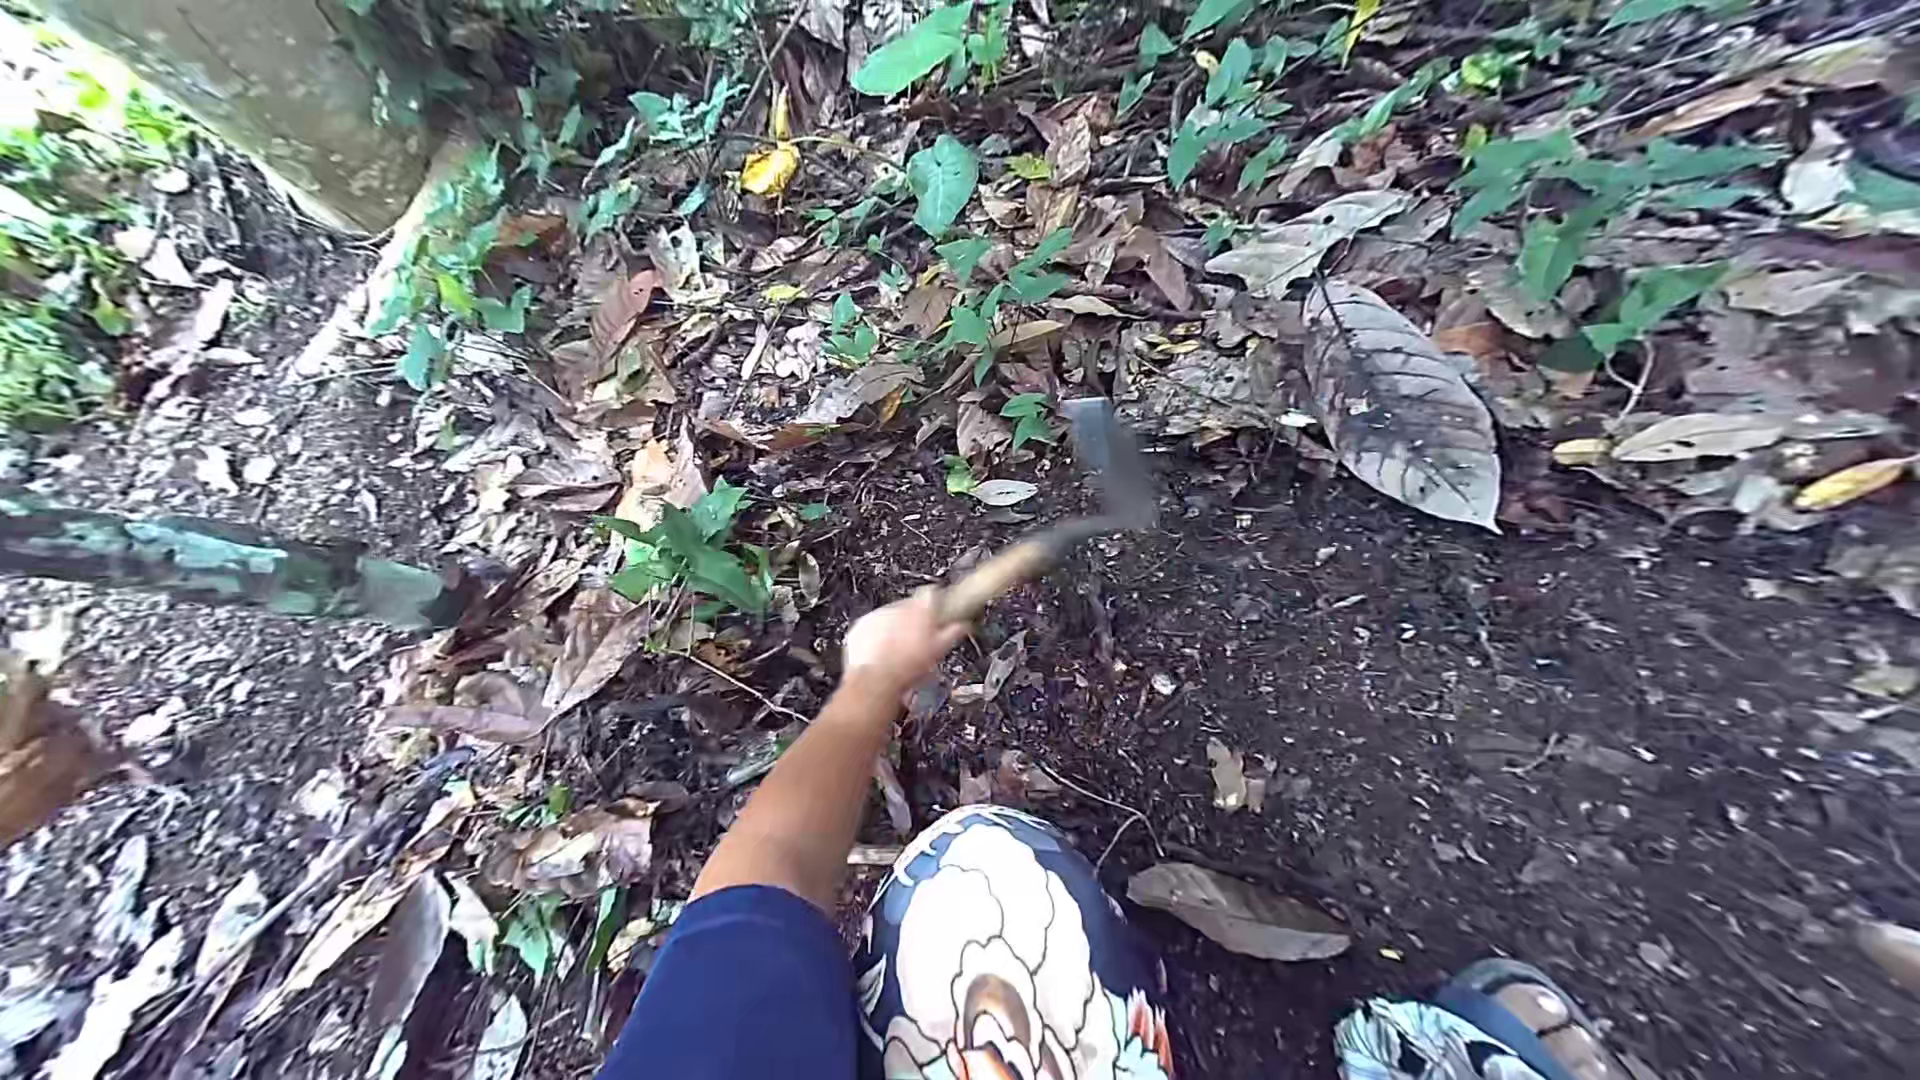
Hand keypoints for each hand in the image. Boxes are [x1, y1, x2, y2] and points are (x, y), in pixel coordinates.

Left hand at [842, 587, 968, 695]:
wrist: (876, 679)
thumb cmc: (908, 666)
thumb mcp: (939, 650)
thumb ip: (952, 632)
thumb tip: (963, 625)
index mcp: (920, 609)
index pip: (930, 594)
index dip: (934, 605)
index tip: (935, 615)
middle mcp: (898, 607)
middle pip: (909, 607)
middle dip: (913, 621)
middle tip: (916, 642)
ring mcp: (878, 615)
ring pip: (890, 617)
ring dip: (894, 629)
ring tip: (898, 652)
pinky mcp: (861, 625)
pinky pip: (872, 627)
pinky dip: (876, 636)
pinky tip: (882, 654)